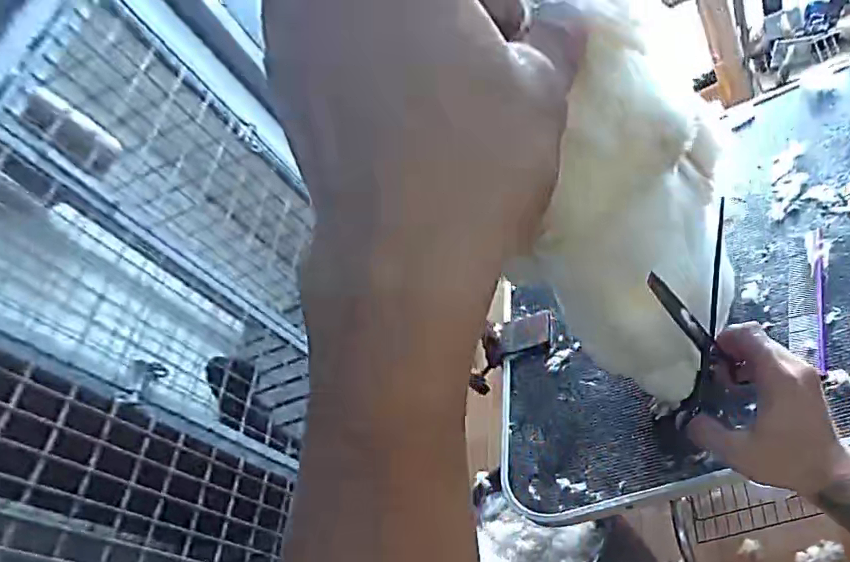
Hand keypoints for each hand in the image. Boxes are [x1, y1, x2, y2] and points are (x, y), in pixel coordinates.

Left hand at [265, 0, 582, 302]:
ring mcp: (297, 15)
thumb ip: (554, 45)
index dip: (507, 16)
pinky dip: (378, 73)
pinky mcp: (283, 66)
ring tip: (446, 110)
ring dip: (417, 48)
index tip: (519, 54)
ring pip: (377, 21)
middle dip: (459, 28)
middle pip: (421, 3)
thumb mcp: (542, 101)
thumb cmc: (484, 166)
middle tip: (486, 82)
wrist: (406, 248)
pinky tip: (407, 127)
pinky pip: (343, 51)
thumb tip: (566, 21)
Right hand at [688, 325, 849, 497]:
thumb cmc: (788, 461)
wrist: (830, 472)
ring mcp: (807, 375)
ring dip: (748, 365)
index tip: (710, 360)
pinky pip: (782, 366)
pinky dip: (764, 373)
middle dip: (734, 355)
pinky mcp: (811, 386)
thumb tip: (691, 422)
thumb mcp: (740, 453)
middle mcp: (795, 367)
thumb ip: (709, 434)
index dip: (725, 340)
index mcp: (779, 375)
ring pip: (771, 354)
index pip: (749, 334)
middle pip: (759, 342)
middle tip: (719, 382)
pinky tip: (753, 399)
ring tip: (733, 391)